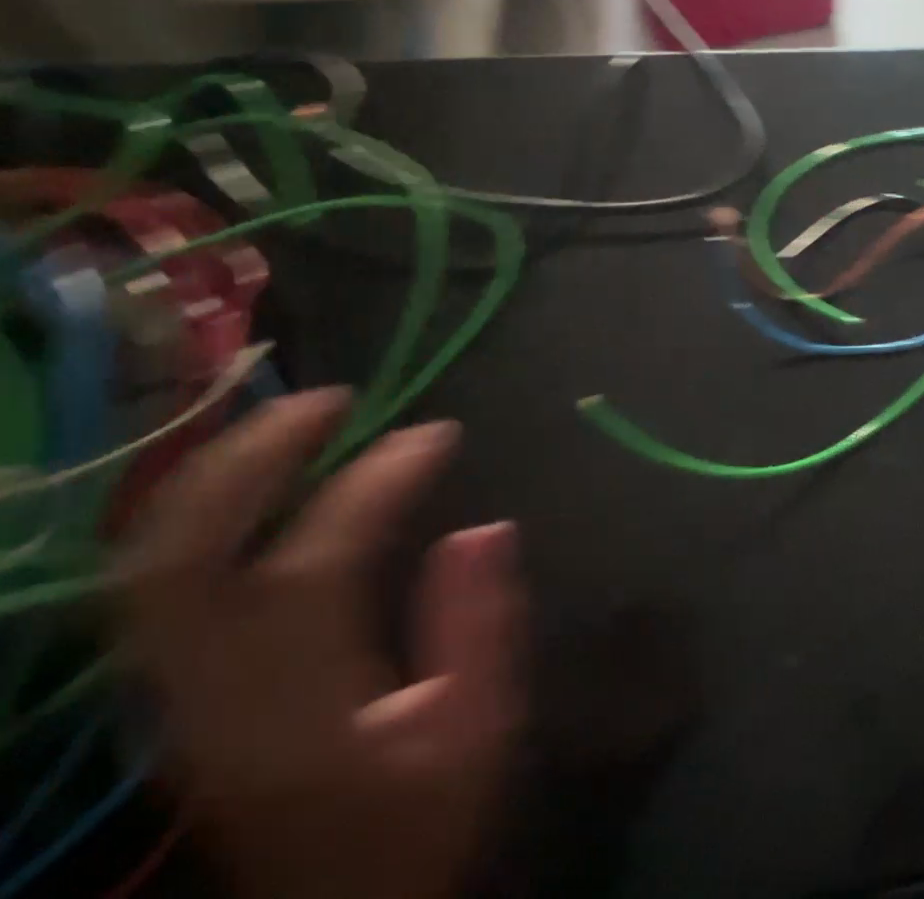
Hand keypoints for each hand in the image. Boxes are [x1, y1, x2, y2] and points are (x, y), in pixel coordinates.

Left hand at [118, 389, 524, 898]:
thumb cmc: (426, 818)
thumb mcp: (482, 729)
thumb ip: (481, 628)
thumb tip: (486, 527)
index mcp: (301, 708)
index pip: (317, 565)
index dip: (375, 483)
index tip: (436, 432)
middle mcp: (212, 696)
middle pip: (180, 555)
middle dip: (249, 457)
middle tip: (330, 399)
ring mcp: (176, 697)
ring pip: (144, 568)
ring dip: (208, 478)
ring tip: (285, 423)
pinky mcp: (174, 696)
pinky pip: (154, 588)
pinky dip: (194, 518)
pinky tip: (248, 486)